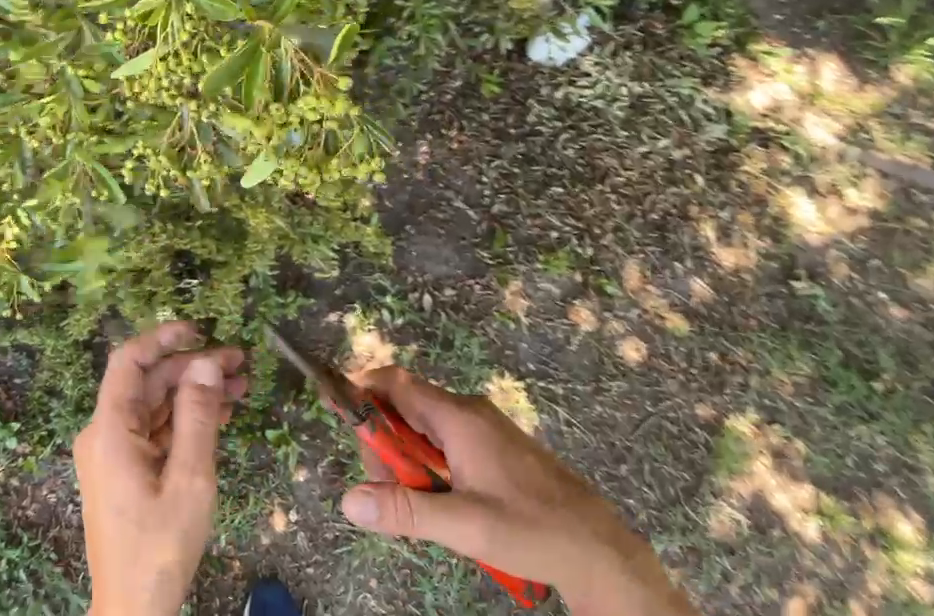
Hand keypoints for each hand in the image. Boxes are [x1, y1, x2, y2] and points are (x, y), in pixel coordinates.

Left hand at [74, 321, 245, 615]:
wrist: (132, 610)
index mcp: (109, 430)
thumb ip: (198, 418)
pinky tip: (221, 417)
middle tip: (240, 364)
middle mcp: (104, 434)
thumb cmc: (159, 547)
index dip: (162, 339)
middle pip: (147, 385)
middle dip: (192, 369)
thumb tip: (206, 364)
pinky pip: (154, 434)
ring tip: (241, 387)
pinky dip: (185, 422)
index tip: (200, 330)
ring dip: (194, 395)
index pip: (128, 362)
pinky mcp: (124, 473)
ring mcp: (113, 455)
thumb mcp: (189, 480)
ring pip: (154, 408)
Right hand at [338, 366, 696, 615]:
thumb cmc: (532, 530)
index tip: (333, 407)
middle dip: (382, 442)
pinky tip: (441, 504)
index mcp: (458, 417)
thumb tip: (348, 498)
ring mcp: (483, 429)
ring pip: (423, 429)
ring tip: (417, 506)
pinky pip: (444, 444)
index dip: (360, 388)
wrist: (599, 551)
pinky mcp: (493, 449)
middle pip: (404, 408)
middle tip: (383, 489)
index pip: (395, 383)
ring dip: (406, 461)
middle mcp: (468, 413)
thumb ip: (405, 510)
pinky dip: (428, 467)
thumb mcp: (465, 525)